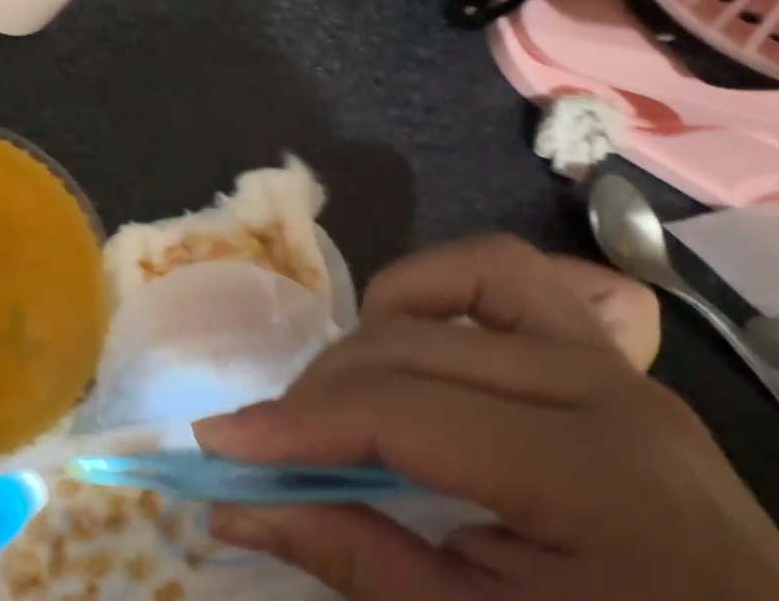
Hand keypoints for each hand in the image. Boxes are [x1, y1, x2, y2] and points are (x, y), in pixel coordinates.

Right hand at [192, 234, 778, 599]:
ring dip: (379, 324)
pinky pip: (512, 279)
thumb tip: (229, 507)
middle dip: (317, 391)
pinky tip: (412, 344)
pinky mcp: (614, 362)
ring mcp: (620, 367)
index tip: (217, 445)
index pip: (401, 413)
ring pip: (464, 275)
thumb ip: (355, 560)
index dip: (294, 423)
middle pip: (409, 345)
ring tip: (348, 392)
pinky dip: (439, 291)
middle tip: (274, 448)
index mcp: (599, 479)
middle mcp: (612, 395)